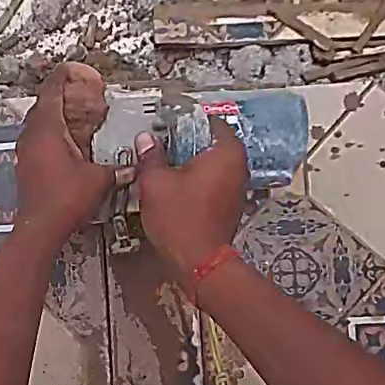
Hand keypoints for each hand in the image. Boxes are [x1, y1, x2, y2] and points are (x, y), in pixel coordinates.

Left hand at [13, 63, 132, 243]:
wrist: (41, 229)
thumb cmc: (64, 201)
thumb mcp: (98, 180)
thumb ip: (117, 169)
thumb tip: (133, 167)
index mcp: (46, 128)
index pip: (52, 89)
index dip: (67, 75)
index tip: (80, 70)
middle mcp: (32, 136)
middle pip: (46, 104)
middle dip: (68, 97)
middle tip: (88, 96)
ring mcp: (26, 152)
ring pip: (43, 123)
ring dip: (63, 117)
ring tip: (83, 118)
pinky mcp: (28, 167)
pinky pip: (42, 141)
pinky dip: (57, 135)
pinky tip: (74, 145)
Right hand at [131, 119, 249, 278]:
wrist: (198, 262)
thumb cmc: (180, 219)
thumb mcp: (155, 182)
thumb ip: (151, 156)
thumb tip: (145, 140)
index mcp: (227, 152)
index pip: (209, 121)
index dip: (186, 121)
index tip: (167, 125)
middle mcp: (239, 168)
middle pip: (212, 145)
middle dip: (187, 145)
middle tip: (162, 147)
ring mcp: (237, 190)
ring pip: (212, 167)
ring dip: (192, 166)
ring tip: (166, 169)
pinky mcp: (230, 209)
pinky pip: (213, 186)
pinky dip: (197, 184)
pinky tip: (176, 191)